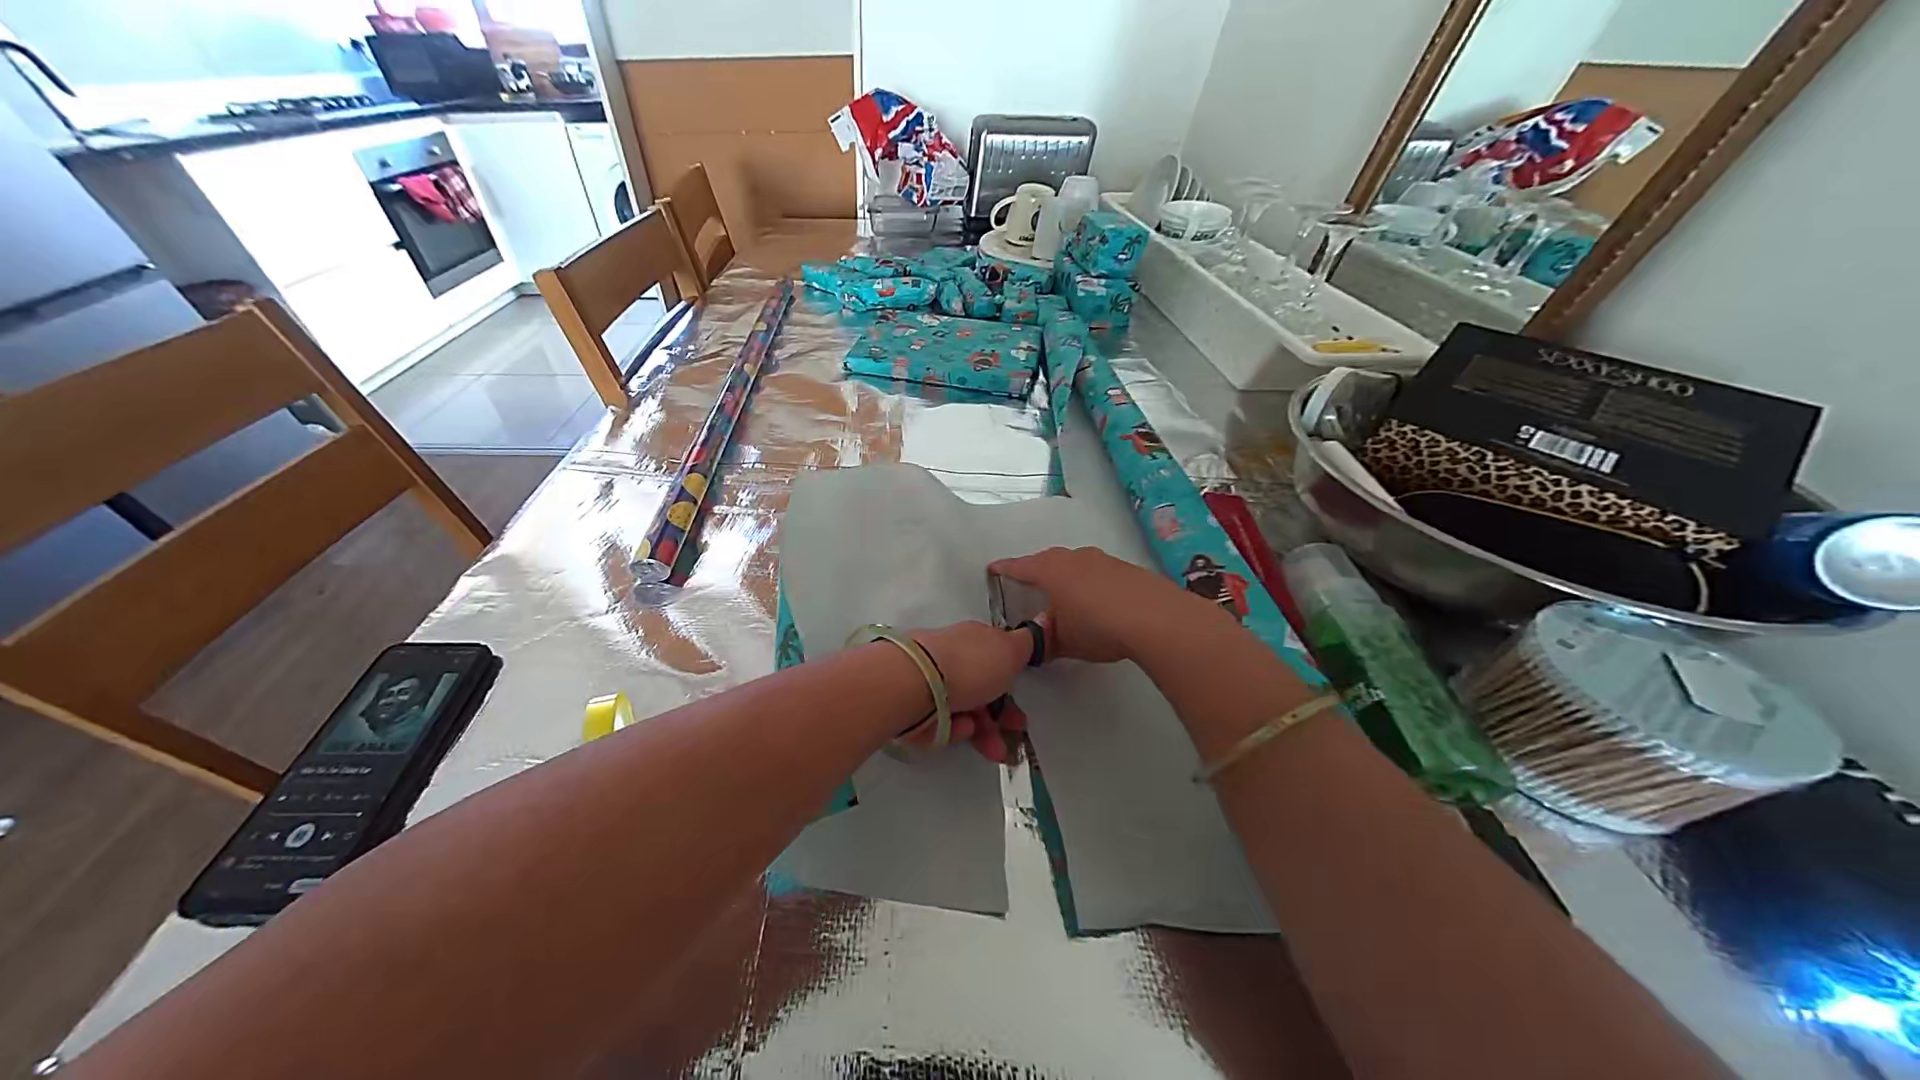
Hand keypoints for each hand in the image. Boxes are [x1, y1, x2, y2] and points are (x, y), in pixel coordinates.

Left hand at [900, 621, 1033, 763]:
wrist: (914, 682)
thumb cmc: (970, 666)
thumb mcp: (1010, 651)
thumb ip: (1025, 644)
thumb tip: (1037, 627)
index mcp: (974, 641)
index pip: (996, 663)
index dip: (1012, 688)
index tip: (1022, 712)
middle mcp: (951, 657)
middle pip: (979, 691)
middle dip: (998, 719)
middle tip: (1010, 737)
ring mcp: (930, 680)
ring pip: (962, 711)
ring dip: (980, 730)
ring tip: (988, 747)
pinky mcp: (912, 703)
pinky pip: (940, 722)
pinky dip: (952, 728)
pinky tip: (956, 728)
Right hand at [989, 546, 1215, 663]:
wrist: (1154, 617)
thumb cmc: (1097, 626)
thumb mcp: (1064, 641)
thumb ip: (1046, 641)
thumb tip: (1039, 641)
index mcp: (1051, 570)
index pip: (1021, 567)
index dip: (1006, 569)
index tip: (994, 569)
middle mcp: (1075, 558)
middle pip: (1049, 560)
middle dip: (1038, 571)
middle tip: (1030, 585)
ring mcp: (1103, 560)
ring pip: (1077, 565)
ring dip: (1068, 577)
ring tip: (1066, 597)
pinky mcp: (1127, 569)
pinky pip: (1099, 573)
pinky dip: (1091, 584)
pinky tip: (1098, 602)